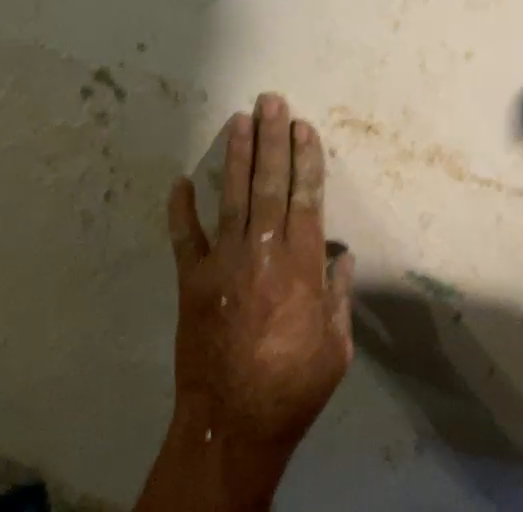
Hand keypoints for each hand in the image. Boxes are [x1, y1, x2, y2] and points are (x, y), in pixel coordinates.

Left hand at [166, 93, 353, 451]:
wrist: (233, 422)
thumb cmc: (294, 385)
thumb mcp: (336, 347)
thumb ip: (338, 296)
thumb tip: (341, 256)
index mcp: (301, 264)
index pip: (306, 197)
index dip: (306, 159)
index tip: (304, 127)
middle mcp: (262, 250)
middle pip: (269, 184)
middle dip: (272, 139)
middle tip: (271, 101)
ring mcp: (222, 262)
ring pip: (231, 196)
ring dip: (236, 156)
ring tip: (238, 119)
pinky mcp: (190, 280)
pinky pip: (184, 236)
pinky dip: (181, 208)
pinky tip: (181, 181)